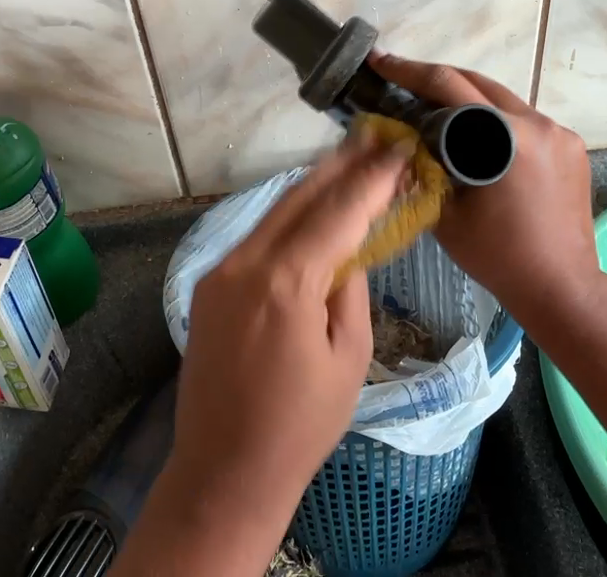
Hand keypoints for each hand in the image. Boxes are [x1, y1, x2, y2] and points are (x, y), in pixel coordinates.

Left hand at [114, 133, 409, 575]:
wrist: (224, 470)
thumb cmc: (300, 426)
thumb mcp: (349, 358)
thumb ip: (350, 289)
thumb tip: (348, 249)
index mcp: (286, 282)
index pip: (338, 213)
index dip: (371, 179)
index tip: (398, 148)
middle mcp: (245, 263)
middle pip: (299, 197)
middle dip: (339, 166)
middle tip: (373, 137)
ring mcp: (220, 271)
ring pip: (274, 212)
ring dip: (312, 186)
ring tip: (348, 160)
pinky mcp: (208, 286)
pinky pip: (256, 237)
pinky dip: (287, 217)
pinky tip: (308, 208)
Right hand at [368, 51, 602, 326]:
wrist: (562, 289)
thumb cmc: (499, 257)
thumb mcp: (446, 213)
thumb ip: (424, 168)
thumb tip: (405, 141)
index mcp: (509, 137)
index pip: (450, 86)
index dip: (410, 71)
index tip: (380, 61)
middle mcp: (540, 124)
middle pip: (479, 83)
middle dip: (437, 79)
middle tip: (400, 81)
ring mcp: (561, 134)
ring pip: (503, 101)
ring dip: (468, 101)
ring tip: (433, 110)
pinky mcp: (572, 148)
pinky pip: (524, 121)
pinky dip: (495, 122)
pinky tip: (475, 138)